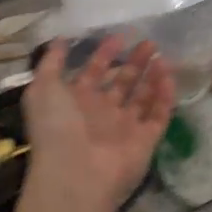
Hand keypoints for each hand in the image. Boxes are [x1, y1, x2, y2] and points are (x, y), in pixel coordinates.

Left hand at [21, 37, 175, 211]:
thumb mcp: (43, 88)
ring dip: (152, 76)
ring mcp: (124, 129)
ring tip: (163, 56)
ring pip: (143, 98)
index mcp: (77, 103)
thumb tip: (60, 38)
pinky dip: (165, 96)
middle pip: (122, 83)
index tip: (120, 36)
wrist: (76, 175)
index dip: (105, 55)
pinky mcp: (145, 140)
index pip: (94, 73)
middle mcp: (102, 115)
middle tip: (150, 43)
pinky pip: (159, 114)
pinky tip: (168, 75)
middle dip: (135, 62)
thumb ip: (51, 62)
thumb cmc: (58, 128)